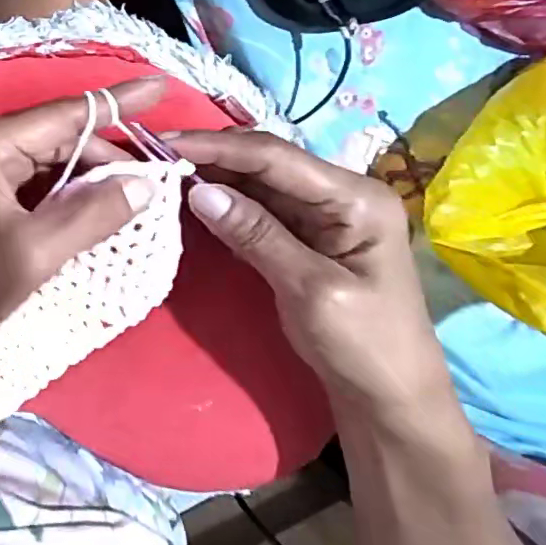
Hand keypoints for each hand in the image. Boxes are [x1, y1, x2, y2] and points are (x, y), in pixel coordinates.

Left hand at [0, 77, 167, 367]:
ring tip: (136, 191)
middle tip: (154, 174)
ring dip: (91, 174)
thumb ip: (93, 214)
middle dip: (106, 152)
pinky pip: (38, 183)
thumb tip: (146, 183)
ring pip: (51, 160)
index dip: (116, 101)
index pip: (63, 113)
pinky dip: (70, 193)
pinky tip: (101, 207)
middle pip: (58, 136)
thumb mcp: (36, 251)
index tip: (161, 86)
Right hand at [165, 129, 452, 412]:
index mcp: (356, 197)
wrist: (390, 400)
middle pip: (265, 159)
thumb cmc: (365, 347)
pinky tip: (191, 194)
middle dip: (211, 153)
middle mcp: (340, 192)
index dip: (217, 146)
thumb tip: (198, 190)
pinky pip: (256, 204)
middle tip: (155, 155)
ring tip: (163, 169)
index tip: (165, 144)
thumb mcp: (310, 290)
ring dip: (212, 173)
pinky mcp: (304, 232)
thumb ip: (256, 234)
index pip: (275, 156)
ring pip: (256, 178)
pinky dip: (222, 198)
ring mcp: (322, 212)